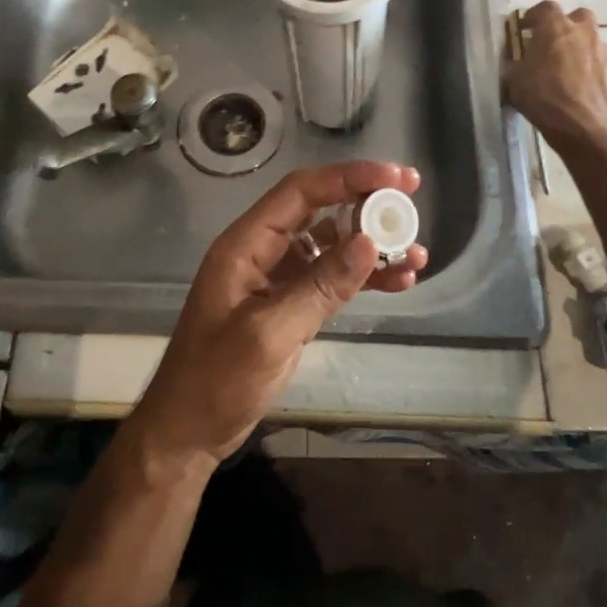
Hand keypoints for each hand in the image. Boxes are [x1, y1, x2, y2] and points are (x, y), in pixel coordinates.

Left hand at [127, 162, 428, 471]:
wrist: (190, 430)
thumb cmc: (217, 380)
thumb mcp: (269, 334)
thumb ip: (319, 287)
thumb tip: (369, 242)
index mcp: (245, 245)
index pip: (301, 192)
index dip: (348, 178)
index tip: (396, 177)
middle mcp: (262, 252)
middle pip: (320, 211)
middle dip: (367, 204)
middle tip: (413, 200)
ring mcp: (277, 279)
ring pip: (331, 246)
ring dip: (372, 246)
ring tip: (415, 254)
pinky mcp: (289, 306)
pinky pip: (331, 279)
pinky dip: (362, 278)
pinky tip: (397, 282)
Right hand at [503, 2, 606, 144]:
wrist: (583, 126)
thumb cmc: (543, 97)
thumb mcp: (514, 81)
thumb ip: (514, 65)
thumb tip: (514, 63)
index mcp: (555, 27)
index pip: (545, 7)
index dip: (534, 16)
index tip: (525, 28)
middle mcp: (582, 32)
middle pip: (577, 16)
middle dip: (565, 25)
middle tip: (551, 42)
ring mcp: (601, 50)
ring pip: (590, 38)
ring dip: (578, 46)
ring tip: (564, 67)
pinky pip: (598, 60)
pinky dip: (588, 66)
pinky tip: (577, 84)